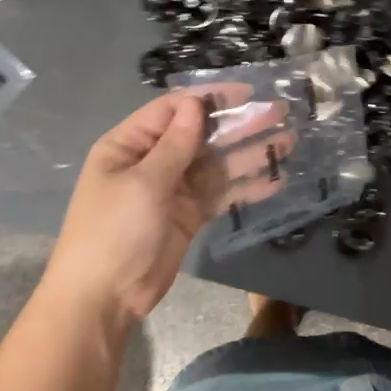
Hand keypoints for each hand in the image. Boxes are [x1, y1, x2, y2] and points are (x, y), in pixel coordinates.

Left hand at [43, 88, 287, 324]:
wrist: (104, 297)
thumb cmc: (114, 232)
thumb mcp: (143, 184)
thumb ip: (175, 145)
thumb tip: (195, 104)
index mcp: (129, 145)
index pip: (172, 110)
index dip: (209, 98)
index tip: (247, 93)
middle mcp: (152, 162)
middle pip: (200, 135)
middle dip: (238, 124)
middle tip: (278, 113)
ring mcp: (172, 190)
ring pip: (216, 164)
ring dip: (249, 153)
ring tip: (287, 142)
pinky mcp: (188, 216)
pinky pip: (220, 194)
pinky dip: (245, 187)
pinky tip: (274, 180)